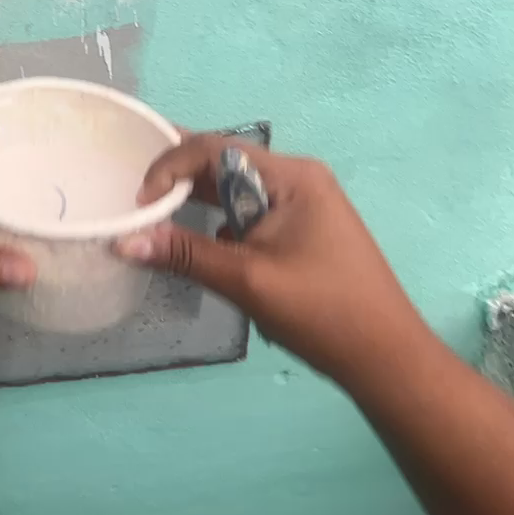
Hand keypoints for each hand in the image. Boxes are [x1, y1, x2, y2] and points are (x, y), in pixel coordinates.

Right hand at [114, 135, 430, 387]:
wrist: (391, 365)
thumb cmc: (324, 314)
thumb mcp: (247, 280)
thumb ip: (183, 254)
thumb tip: (121, 242)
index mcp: (292, 176)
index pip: (214, 149)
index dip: (169, 167)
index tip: (141, 203)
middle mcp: (297, 177)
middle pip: (222, 160)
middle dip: (177, 174)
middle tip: (133, 190)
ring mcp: (302, 201)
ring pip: (232, 184)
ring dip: (194, 196)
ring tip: (153, 207)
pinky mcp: (299, 226)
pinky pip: (245, 206)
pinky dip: (214, 214)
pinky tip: (192, 233)